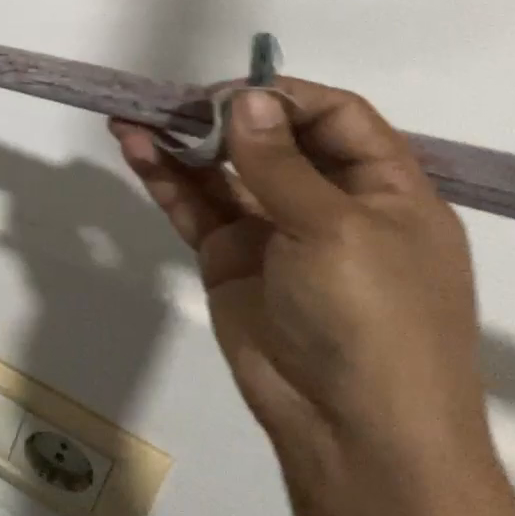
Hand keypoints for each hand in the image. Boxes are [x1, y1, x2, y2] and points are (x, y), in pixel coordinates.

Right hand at [111, 80, 514, 515]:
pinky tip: (133, 147)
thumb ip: (280, 162)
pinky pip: (191, 203)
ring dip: (178, 140)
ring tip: (129, 115)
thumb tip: (244, 98)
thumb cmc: (370, 316)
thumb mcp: (336, 229)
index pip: (336, 118)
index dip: (283, 97)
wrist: (348, 421)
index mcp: (385, 191)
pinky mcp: (226, 255)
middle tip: (167, 101)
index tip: (226, 94)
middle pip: (269, 139)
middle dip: (218, 115)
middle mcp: (329, 202)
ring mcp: (272, 230)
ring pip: (220, 169)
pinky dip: (162, 175)